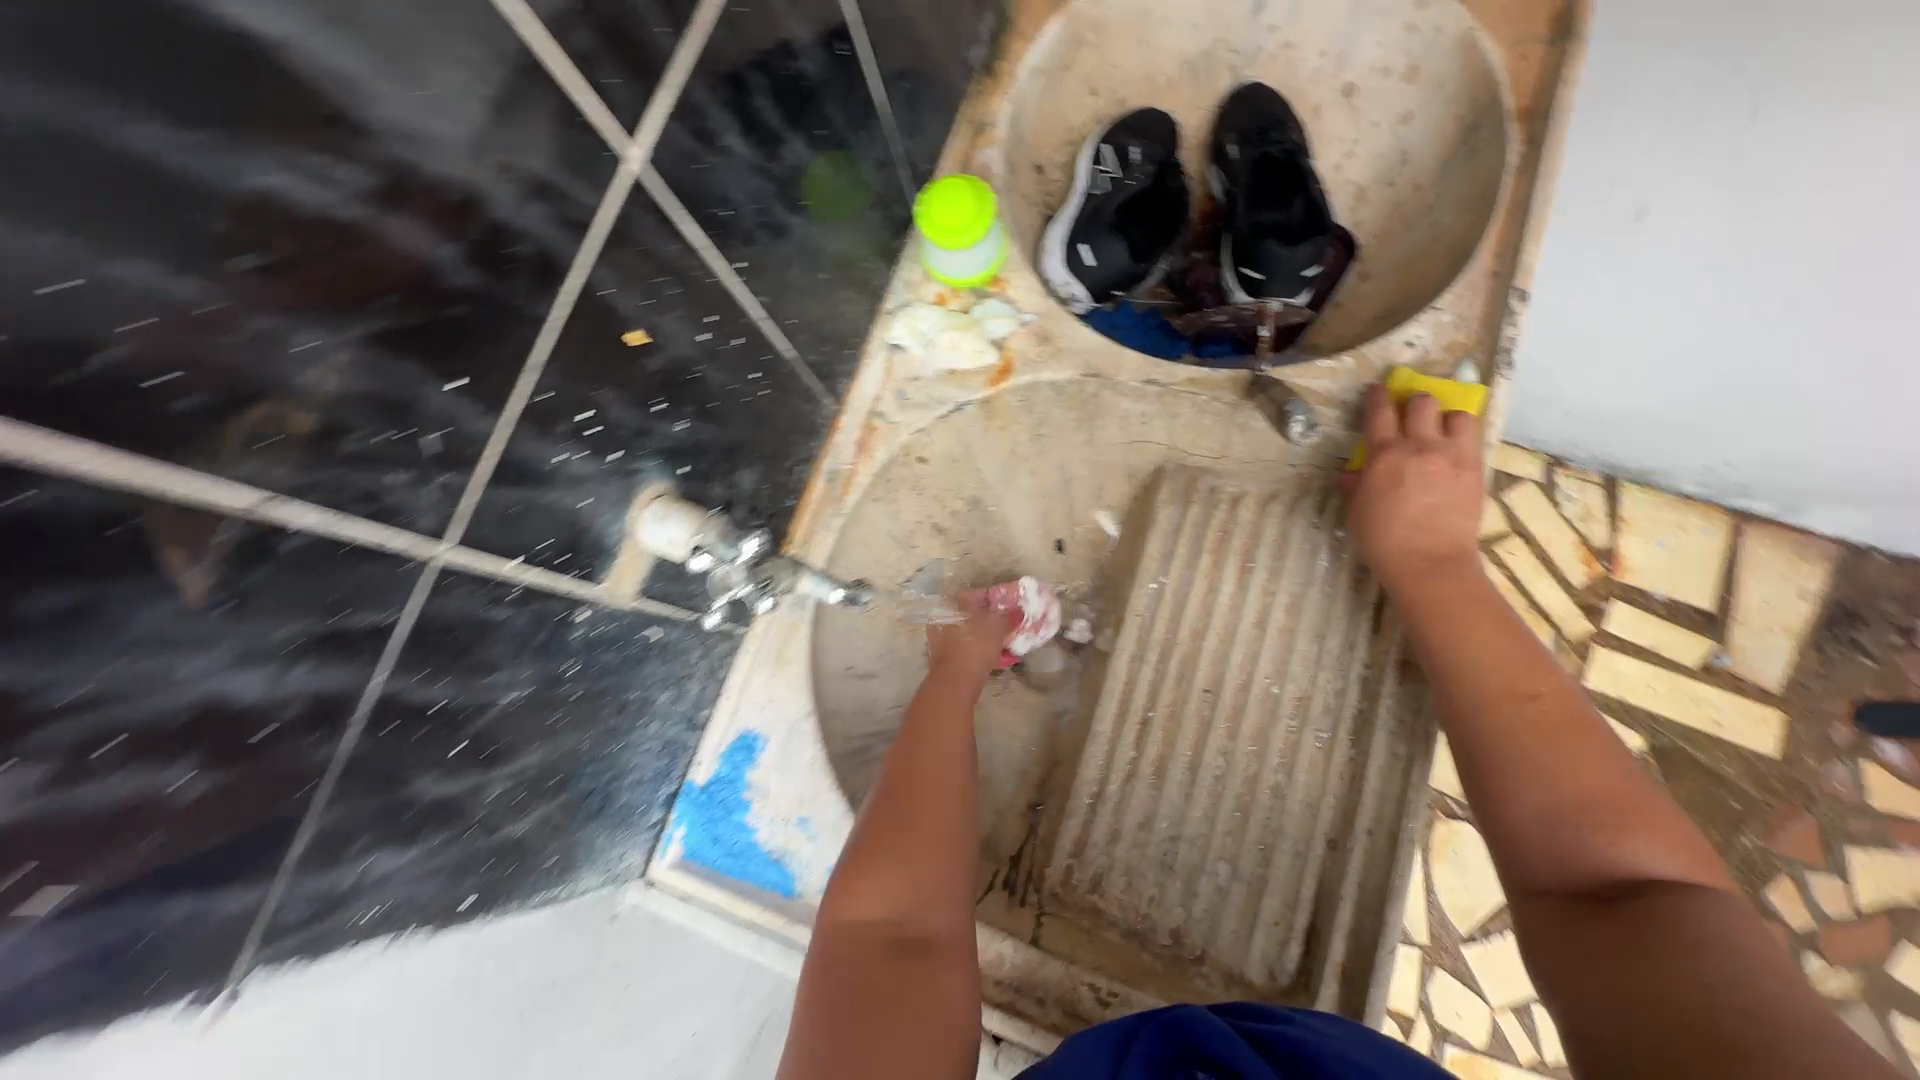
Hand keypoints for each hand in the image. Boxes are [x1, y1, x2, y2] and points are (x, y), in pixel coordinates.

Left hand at [926, 592, 1014, 683]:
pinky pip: (971, 652)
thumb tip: (1019, 610)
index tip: (1007, 605)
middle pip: (971, 618)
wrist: (955, 685)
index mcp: (952, 609)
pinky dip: (983, 653)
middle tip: (1009, 624)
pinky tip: (1000, 658)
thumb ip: (1008, 617)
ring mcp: (944, 644)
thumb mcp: (996, 628)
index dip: (991, 599)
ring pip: (970, 636)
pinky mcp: (949, 663)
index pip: (972, 596)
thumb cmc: (974, 648)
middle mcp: (944, 623)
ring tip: (1007, 641)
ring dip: (987, 638)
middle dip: (990, 621)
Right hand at [1341, 384, 1484, 590]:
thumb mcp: (1357, 511)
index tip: (1377, 391)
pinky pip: (1474, 439)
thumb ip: (1356, 486)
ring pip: (1457, 415)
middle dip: (1414, 403)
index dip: (1377, 396)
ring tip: (1440, 433)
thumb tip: (1351, 476)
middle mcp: (1421, 446)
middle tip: (1409, 415)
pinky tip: (1454, 454)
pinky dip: (1462, 440)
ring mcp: (1454, 456)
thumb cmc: (1383, 540)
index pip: (1380, 411)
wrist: (1430, 562)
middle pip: (1423, 402)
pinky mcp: (1476, 470)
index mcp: (1385, 455)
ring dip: (1446, 419)